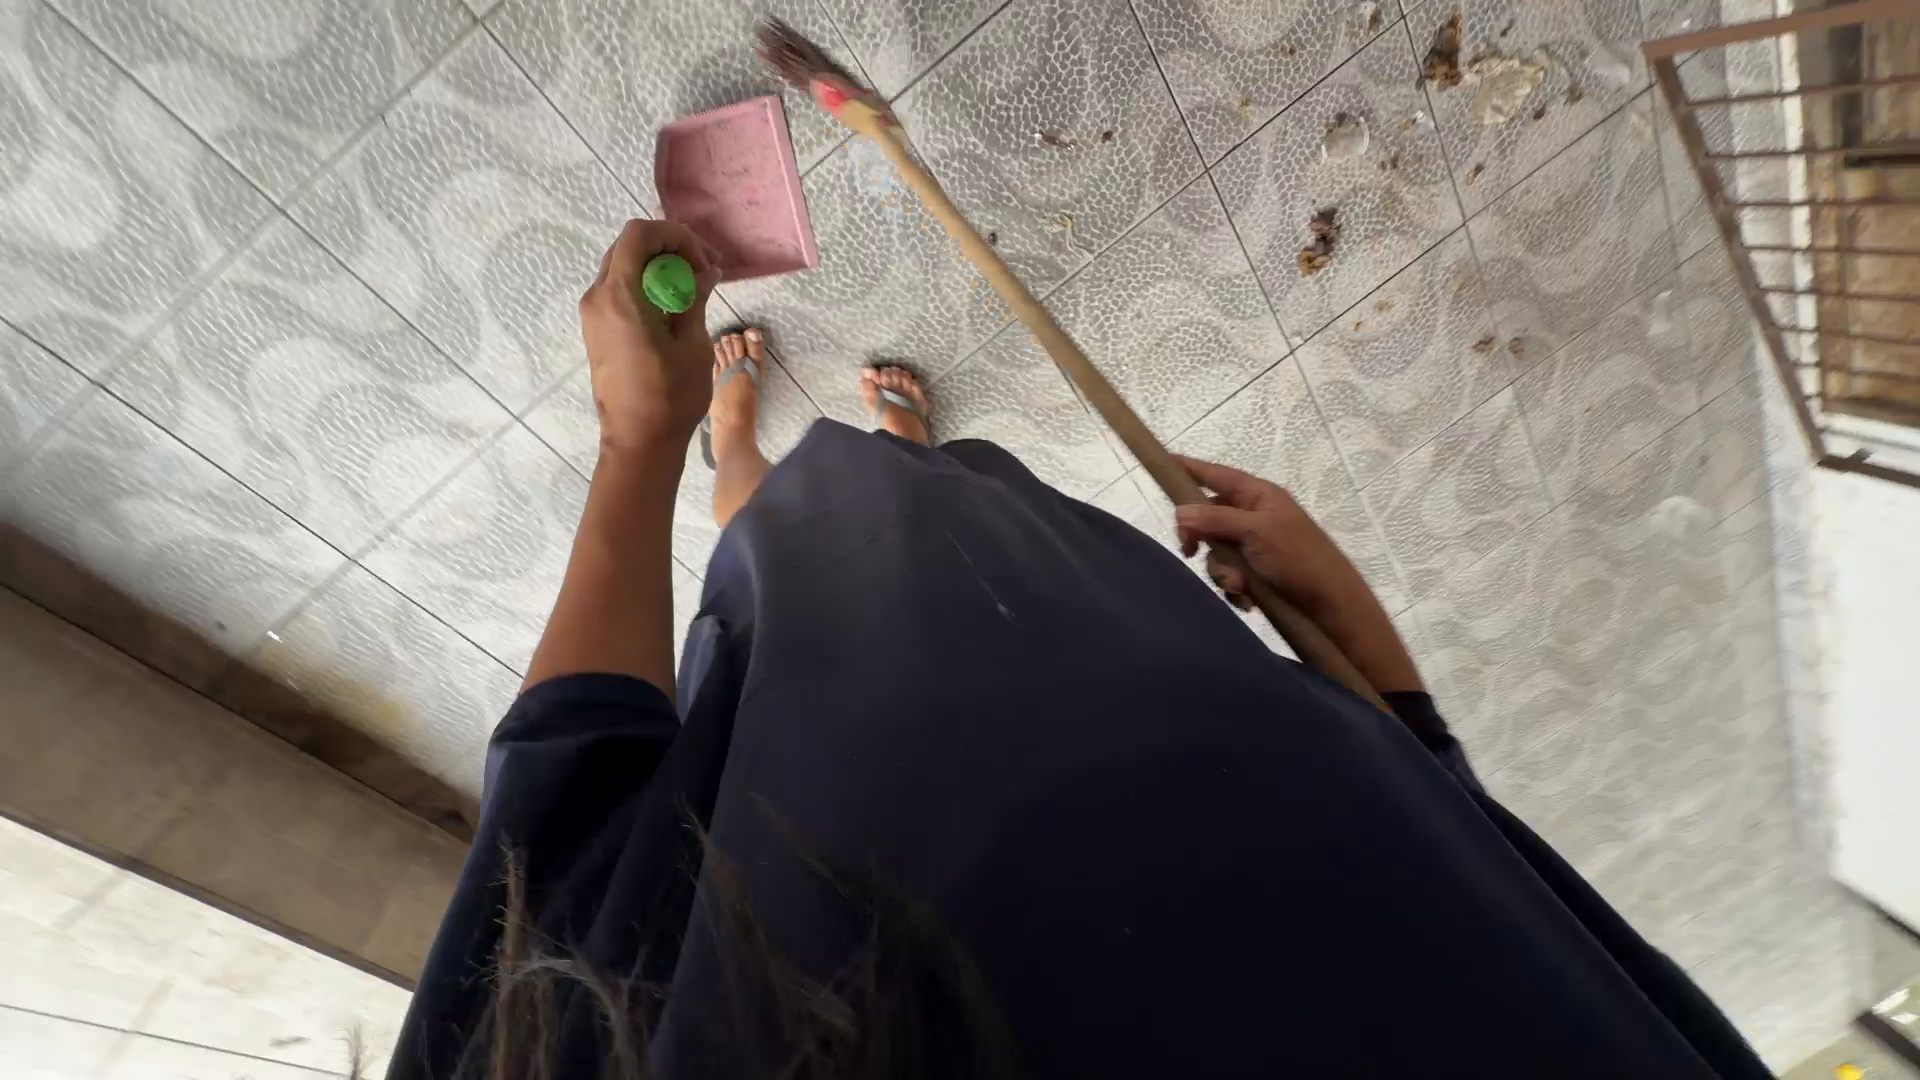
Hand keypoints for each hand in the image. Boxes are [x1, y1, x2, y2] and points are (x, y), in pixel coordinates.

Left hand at [578, 219, 722, 454]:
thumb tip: (705, 273)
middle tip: (703, 273)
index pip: (640, 235)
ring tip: (692, 291)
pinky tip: (674, 309)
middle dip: (669, 250)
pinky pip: (620, 291)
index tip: (703, 263)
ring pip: (624, 268)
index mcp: (620, 296)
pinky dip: (646, 288)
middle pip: (629, 248)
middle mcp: (598, 296)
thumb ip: (694, 299)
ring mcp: (593, 314)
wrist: (639, 441)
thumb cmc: (671, 397)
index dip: (675, 237)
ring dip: (658, 270)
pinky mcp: (597, 329)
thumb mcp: (693, 344)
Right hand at [1171, 454, 1372, 617]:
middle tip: (1190, 551)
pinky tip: (1247, 598)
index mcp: (1257, 496)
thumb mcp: (1256, 533)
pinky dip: (1233, 587)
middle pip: (1206, 518)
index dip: (1189, 468)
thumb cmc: (1298, 557)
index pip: (1215, 475)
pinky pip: (1227, 574)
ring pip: (1214, 551)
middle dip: (1200, 539)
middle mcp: (1251, 516)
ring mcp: (1251, 544)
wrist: (1330, 604)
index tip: (1163, 461)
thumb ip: (1216, 520)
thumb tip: (1179, 511)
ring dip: (1222, 572)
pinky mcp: (1253, 571)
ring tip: (1240, 586)